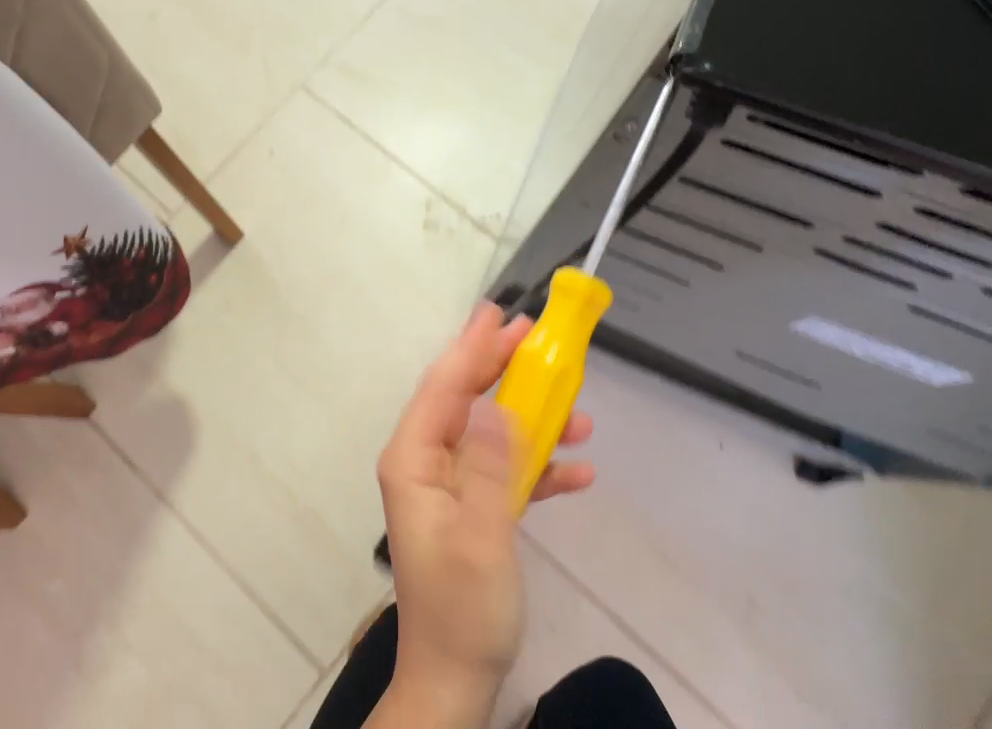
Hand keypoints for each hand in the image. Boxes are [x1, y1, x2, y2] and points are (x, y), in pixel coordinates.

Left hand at [374, 304, 595, 717]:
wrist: (456, 678)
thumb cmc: (463, 608)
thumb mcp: (482, 534)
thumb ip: (492, 465)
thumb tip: (500, 402)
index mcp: (413, 461)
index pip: (443, 388)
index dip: (474, 348)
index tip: (504, 314)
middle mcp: (425, 465)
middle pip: (464, 401)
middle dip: (501, 369)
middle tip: (539, 337)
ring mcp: (449, 488)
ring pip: (491, 433)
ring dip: (532, 420)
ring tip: (578, 411)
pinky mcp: (473, 511)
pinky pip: (505, 473)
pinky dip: (539, 467)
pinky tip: (578, 472)